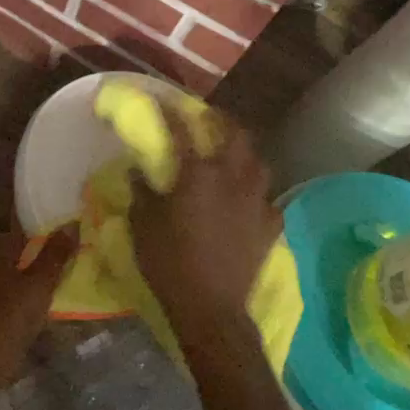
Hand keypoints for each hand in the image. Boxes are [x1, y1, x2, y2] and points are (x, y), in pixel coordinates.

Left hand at [0, 224, 76, 388]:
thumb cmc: (10, 319)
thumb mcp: (39, 286)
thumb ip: (55, 255)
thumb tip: (71, 222)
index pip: (17, 223)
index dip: (37, 218)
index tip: (59, 214)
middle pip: (13, 244)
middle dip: (35, 241)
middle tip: (64, 241)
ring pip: (9, 265)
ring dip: (29, 264)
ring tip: (56, 266)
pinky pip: (5, 284)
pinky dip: (20, 283)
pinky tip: (35, 293)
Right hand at [130, 105, 280, 330]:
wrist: (211, 308)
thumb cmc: (170, 262)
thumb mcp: (143, 224)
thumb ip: (142, 191)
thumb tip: (138, 171)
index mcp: (198, 173)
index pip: (182, 130)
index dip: (172, 112)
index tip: (164, 100)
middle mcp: (232, 178)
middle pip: (237, 135)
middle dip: (224, 122)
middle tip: (211, 121)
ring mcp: (257, 202)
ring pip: (260, 163)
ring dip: (246, 155)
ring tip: (233, 158)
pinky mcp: (271, 227)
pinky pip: (269, 200)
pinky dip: (258, 196)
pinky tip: (249, 203)